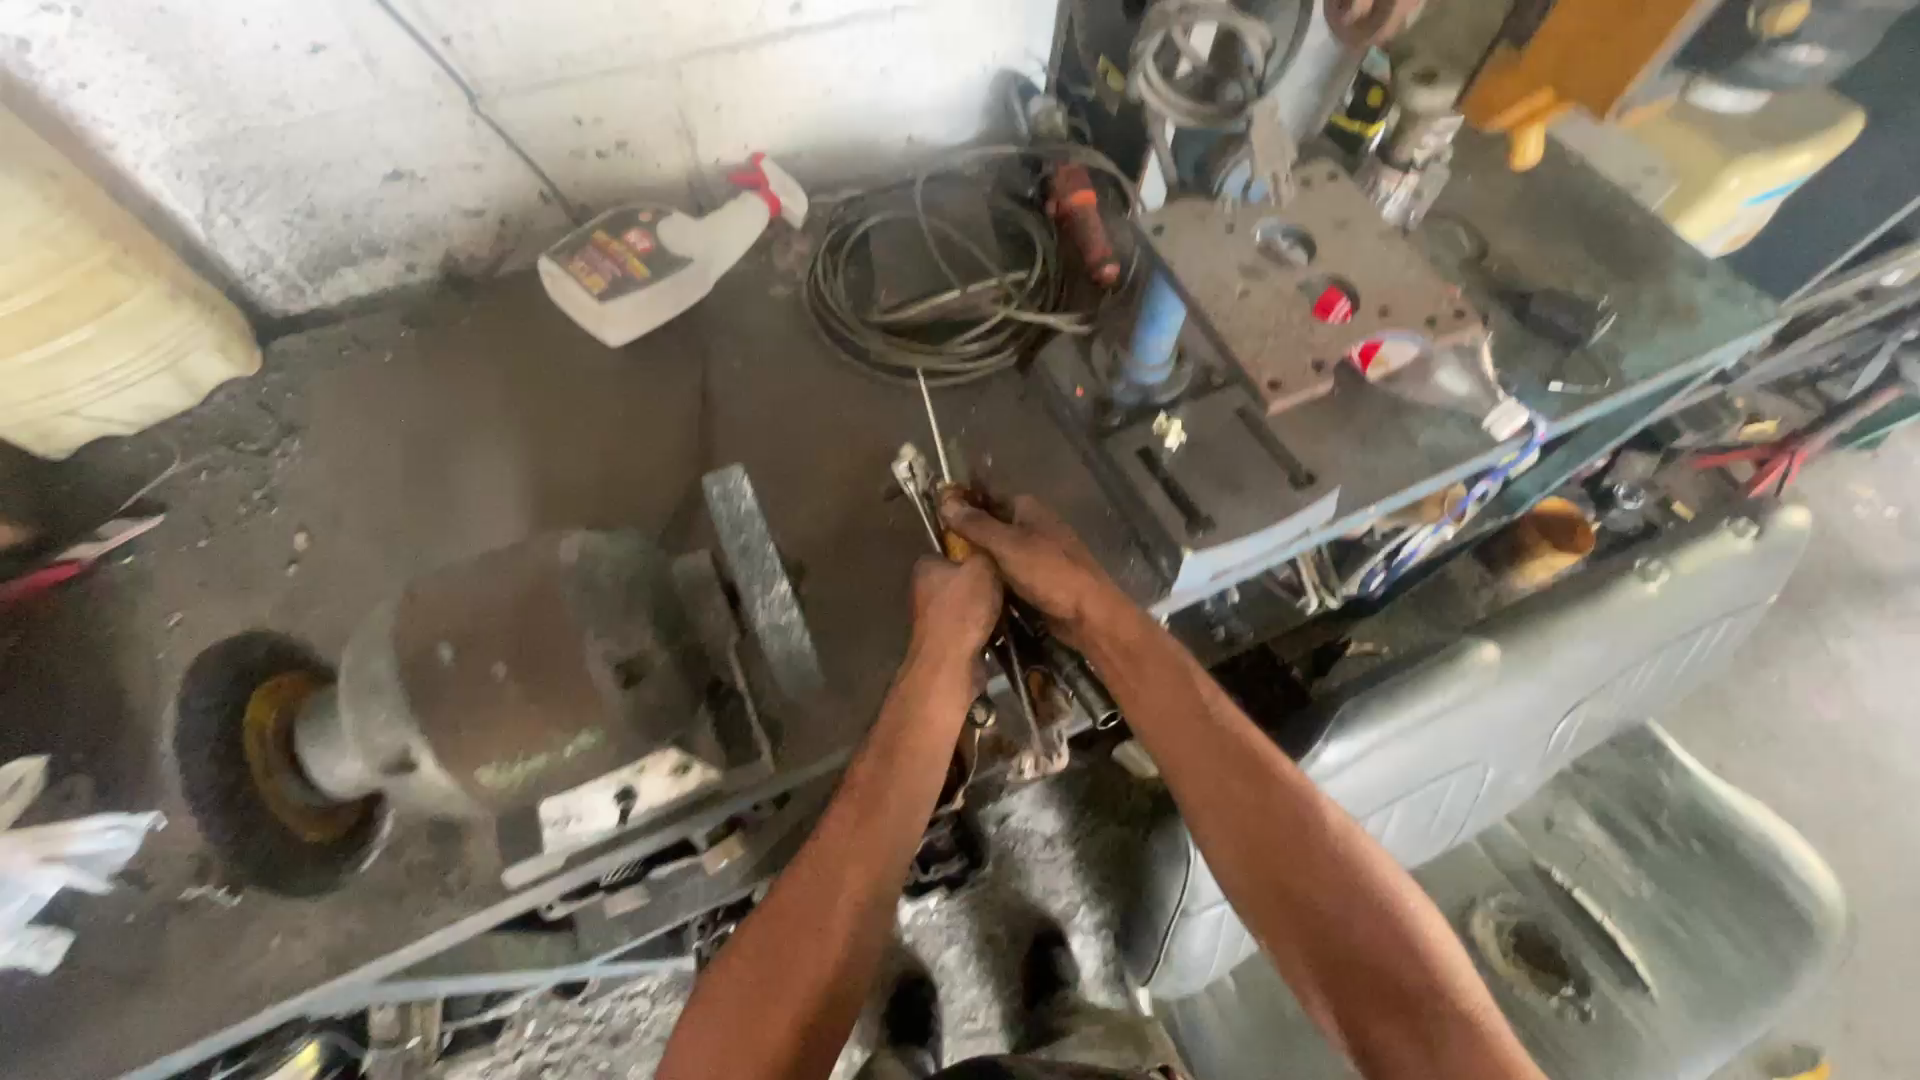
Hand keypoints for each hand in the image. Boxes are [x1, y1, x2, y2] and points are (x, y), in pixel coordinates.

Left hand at [909, 554, 1001, 660]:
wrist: (950, 662)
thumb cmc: (962, 609)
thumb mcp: (982, 567)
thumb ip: (984, 552)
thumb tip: (987, 548)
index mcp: (925, 567)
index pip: (951, 551)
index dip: (973, 554)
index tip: (993, 560)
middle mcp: (923, 590)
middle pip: (961, 579)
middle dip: (983, 584)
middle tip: (1005, 585)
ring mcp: (931, 618)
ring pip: (967, 605)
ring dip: (986, 609)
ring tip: (1007, 608)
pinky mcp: (943, 641)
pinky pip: (969, 628)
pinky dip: (984, 629)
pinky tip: (1000, 629)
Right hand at [939, 493, 1129, 650]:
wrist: (1087, 613)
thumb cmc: (1049, 573)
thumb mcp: (1007, 545)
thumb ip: (976, 524)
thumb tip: (945, 501)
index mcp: (1027, 508)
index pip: (988, 495)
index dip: (963, 501)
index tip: (936, 513)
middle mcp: (1032, 524)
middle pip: (992, 522)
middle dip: (968, 532)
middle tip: (938, 544)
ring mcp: (1036, 551)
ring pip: (998, 548)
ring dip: (979, 556)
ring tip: (948, 564)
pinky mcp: (1037, 577)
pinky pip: (1007, 569)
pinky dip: (992, 574)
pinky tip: (972, 582)